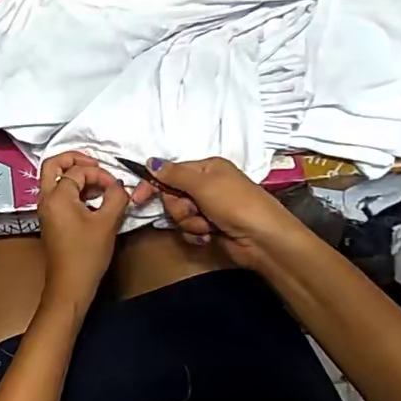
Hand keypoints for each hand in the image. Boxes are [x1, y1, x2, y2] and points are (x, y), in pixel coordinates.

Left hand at [36, 151, 129, 305]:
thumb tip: (119, 186)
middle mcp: (45, 199)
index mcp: (56, 196)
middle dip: (75, 159)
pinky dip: (73, 188)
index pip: (77, 171)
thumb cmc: (87, 254)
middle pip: (53, 164)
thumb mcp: (107, 222)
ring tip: (99, 184)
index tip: (115, 186)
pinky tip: (92, 198)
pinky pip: (57, 193)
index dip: (99, 173)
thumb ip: (116, 197)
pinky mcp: (50, 219)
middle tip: (96, 164)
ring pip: (54, 179)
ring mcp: (45, 209)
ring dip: (75, 174)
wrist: (70, 285)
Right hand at [130, 157, 294, 269]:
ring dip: (189, 222)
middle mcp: (206, 186)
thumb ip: (174, 174)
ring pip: (178, 214)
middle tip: (194, 210)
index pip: (170, 172)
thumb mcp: (203, 184)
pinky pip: (187, 229)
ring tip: (207, 225)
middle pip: (172, 195)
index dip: (153, 184)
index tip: (138, 198)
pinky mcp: (209, 227)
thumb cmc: (235, 204)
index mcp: (206, 168)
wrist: (262, 238)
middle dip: (179, 207)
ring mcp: (208, 207)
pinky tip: (209, 236)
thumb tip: (150, 161)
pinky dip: (196, 233)